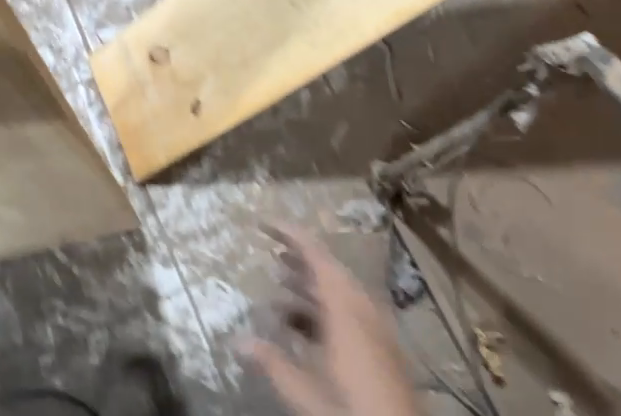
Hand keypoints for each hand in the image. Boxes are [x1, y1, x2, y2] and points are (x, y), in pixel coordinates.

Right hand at [242, 225, 417, 415]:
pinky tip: (302, 329)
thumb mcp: (307, 393)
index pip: (317, 257)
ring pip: (340, 293)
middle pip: (329, 271)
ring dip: (310, 288)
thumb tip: (238, 341)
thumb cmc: (352, 410)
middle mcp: (364, 310)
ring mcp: (376, 329)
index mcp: (347, 310)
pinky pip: (349, 312)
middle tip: (270, 255)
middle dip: (299, 261)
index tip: (265, 223)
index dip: (291, 235)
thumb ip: (273, 363)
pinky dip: (324, 310)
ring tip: (278, 290)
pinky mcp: (382, 348)